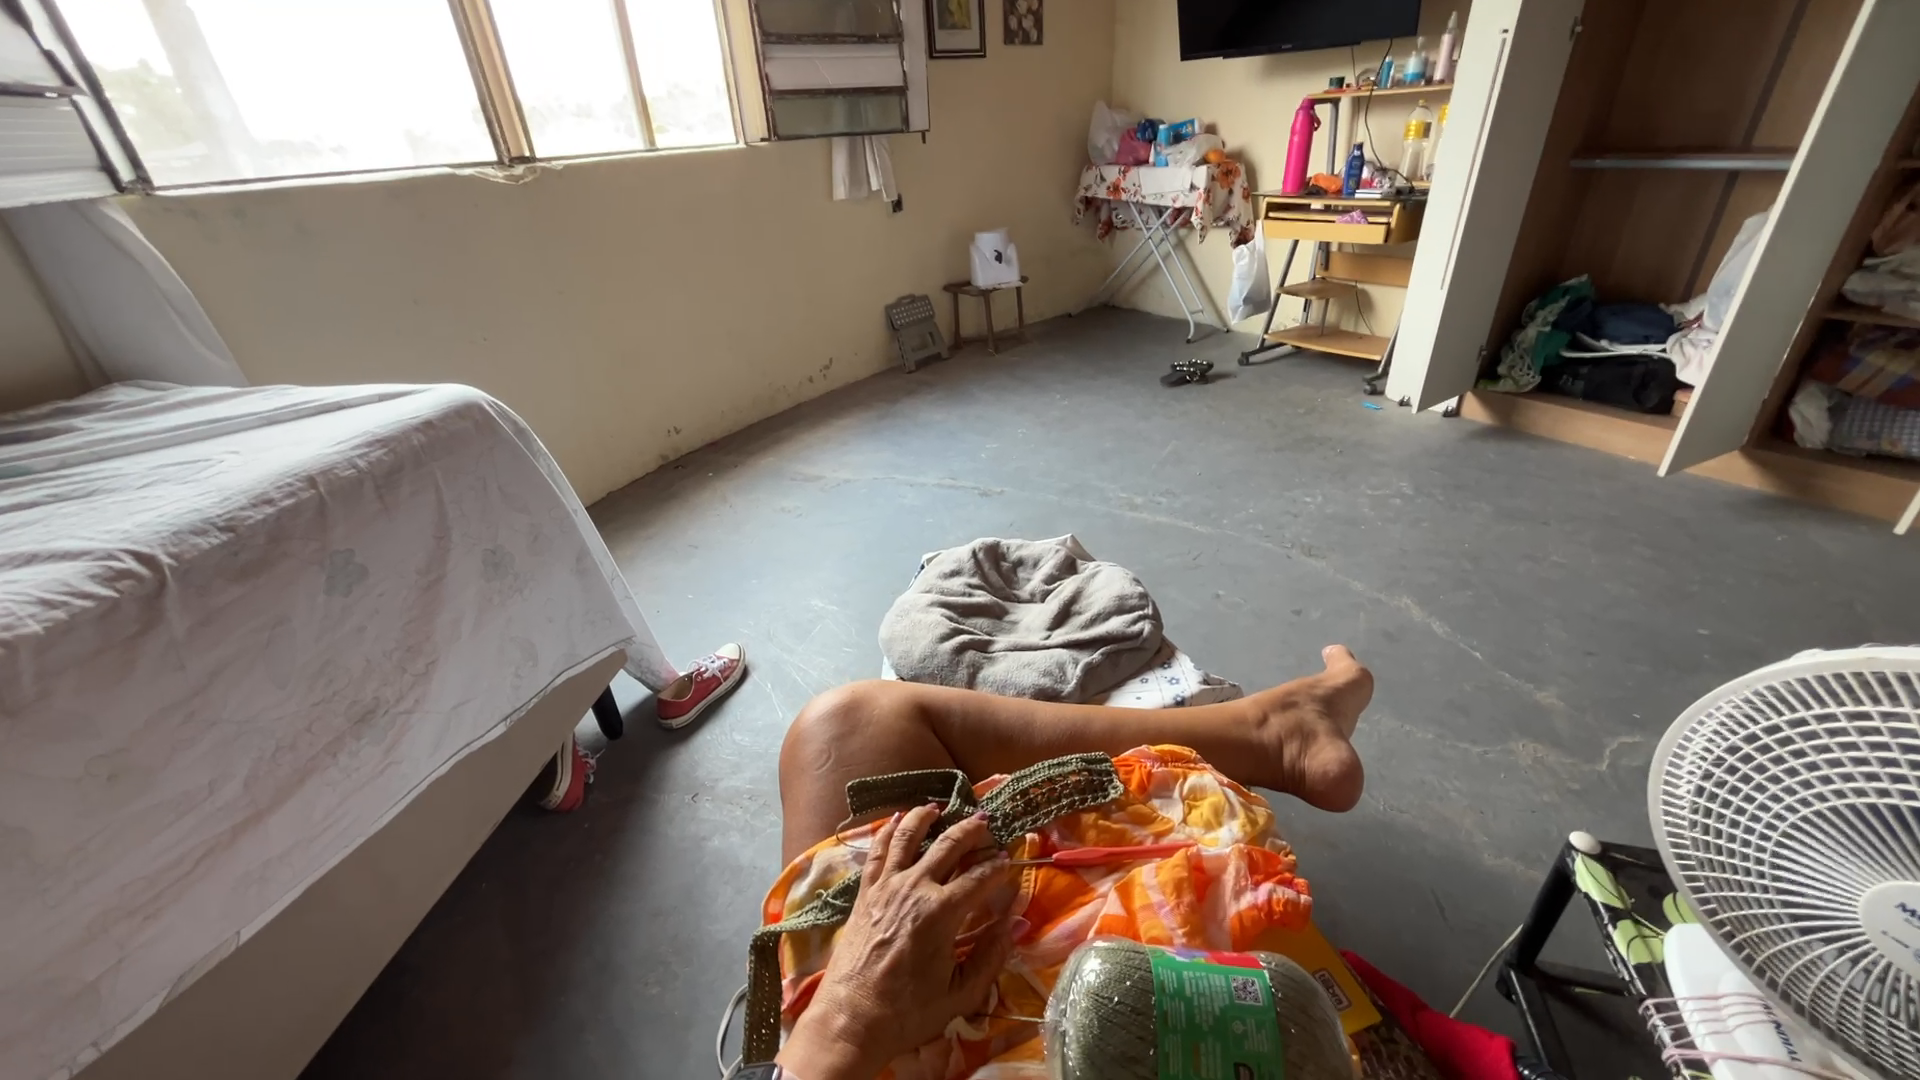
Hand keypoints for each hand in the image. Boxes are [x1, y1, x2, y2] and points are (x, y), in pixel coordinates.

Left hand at [775, 805, 1014, 1079]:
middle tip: (986, 821)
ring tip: (938, 807)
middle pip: (948, 845)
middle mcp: (914, 887)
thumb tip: (1017, 923)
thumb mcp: (960, 994)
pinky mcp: (865, 891)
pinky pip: (877, 851)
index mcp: (942, 912)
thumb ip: (991, 956)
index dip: (997, 867)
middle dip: (971, 830)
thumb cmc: (908, 1013)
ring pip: (907, 836)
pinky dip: (887, 831)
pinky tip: (894, 820)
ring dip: (925, 817)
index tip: (1009, 860)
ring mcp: (886, 885)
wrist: (851, 1020)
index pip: (979, 878)